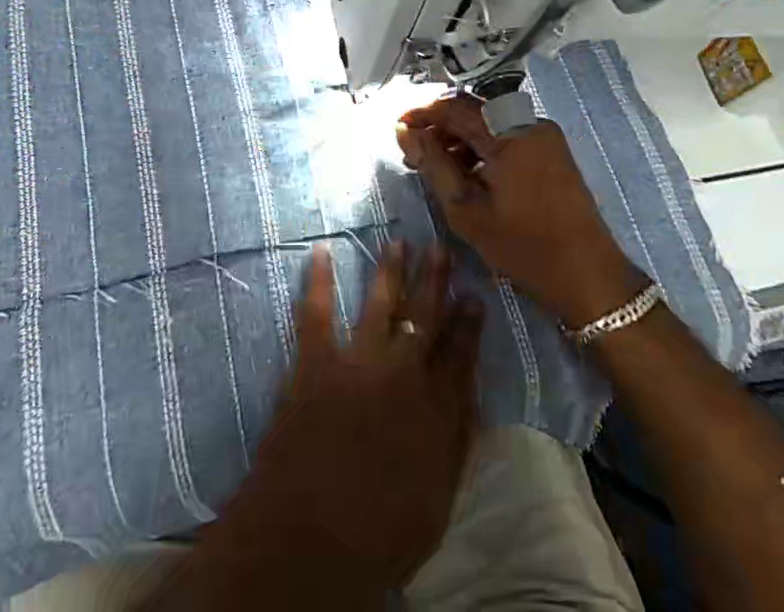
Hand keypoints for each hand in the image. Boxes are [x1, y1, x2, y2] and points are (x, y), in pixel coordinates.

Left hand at [159, 242, 482, 607]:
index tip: (474, 296)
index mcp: (436, 412)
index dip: (469, 325)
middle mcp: (402, 377)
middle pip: (425, 320)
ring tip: (399, 242)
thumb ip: (456, 445)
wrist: (309, 540)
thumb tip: (473, 402)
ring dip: (391, 271)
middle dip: (435, 282)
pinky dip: (316, 280)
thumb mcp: (439, 499)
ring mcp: (357, 365)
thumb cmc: (379, 534)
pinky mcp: (314, 364)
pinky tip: (319, 251)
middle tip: (442, 248)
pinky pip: (315, 312)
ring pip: (380, 305)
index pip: (461, 356)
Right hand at [398, 94, 644, 325]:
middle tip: (412, 151)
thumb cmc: (522, 246)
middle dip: (439, 127)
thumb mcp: (465, 208)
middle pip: (474, 112)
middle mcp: (531, 125)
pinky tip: (463, 173)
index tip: (397, 127)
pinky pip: (507, 138)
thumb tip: (405, 132)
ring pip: (490, 125)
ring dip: (459, 139)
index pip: (456, 108)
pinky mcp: (551, 154)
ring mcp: (545, 138)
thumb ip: (433, 164)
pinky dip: (481, 149)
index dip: (422, 114)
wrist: (586, 276)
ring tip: (433, 165)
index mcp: (511, 134)